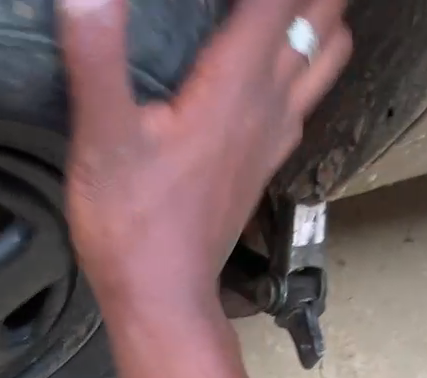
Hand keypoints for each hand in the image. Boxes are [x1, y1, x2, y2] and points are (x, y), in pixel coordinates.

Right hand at [58, 0, 349, 324]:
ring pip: (329, 50)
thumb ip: (97, 60)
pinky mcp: (263, 166)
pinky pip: (309, 98)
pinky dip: (311, 64)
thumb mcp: (102, 141)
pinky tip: (286, 71)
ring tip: (298, 4)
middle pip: (323, 7)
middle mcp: (269, 97)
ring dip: (323, 13)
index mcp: (236, 79)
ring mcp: (273, 134)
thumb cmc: (131, 226)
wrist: (161, 298)